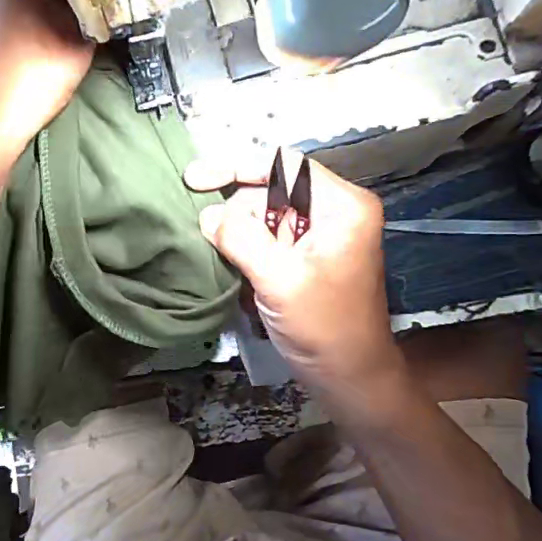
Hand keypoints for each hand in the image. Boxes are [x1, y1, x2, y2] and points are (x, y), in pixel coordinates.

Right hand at [188, 148, 410, 419]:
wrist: (347, 374)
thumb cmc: (324, 326)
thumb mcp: (280, 279)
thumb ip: (241, 240)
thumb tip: (206, 216)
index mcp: (340, 206)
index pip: (284, 166)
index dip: (237, 166)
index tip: (194, 179)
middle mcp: (329, 212)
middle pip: (268, 190)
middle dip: (232, 206)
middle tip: (201, 230)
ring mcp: (313, 236)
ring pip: (260, 215)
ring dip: (232, 229)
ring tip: (210, 248)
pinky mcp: (298, 257)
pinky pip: (261, 238)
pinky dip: (238, 244)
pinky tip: (222, 257)